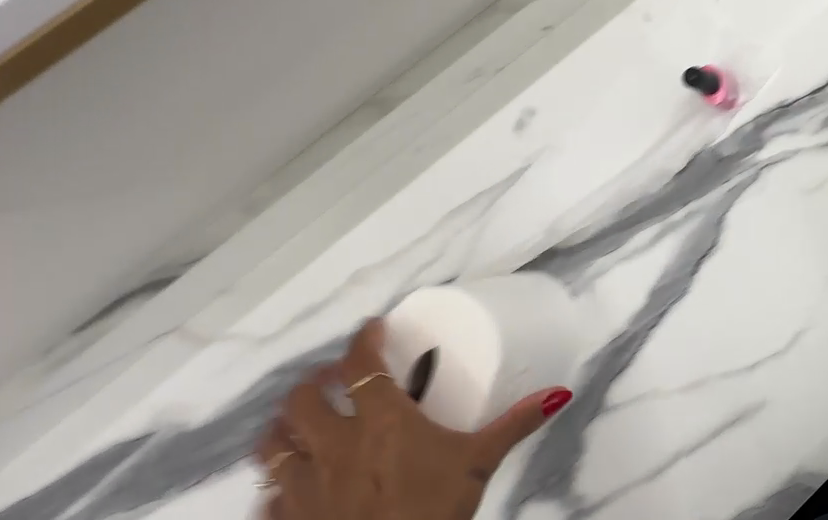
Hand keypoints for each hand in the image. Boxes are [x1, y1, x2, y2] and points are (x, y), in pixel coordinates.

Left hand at [253, 319, 571, 519]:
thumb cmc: (431, 510)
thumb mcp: (479, 463)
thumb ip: (514, 424)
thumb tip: (560, 392)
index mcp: (381, 422)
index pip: (362, 366)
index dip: (364, 339)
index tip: (374, 326)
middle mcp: (333, 446)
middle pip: (302, 400)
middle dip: (313, 382)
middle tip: (336, 378)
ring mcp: (302, 487)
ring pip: (272, 444)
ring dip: (283, 426)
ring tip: (301, 420)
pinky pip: (267, 494)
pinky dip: (275, 481)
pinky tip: (290, 482)